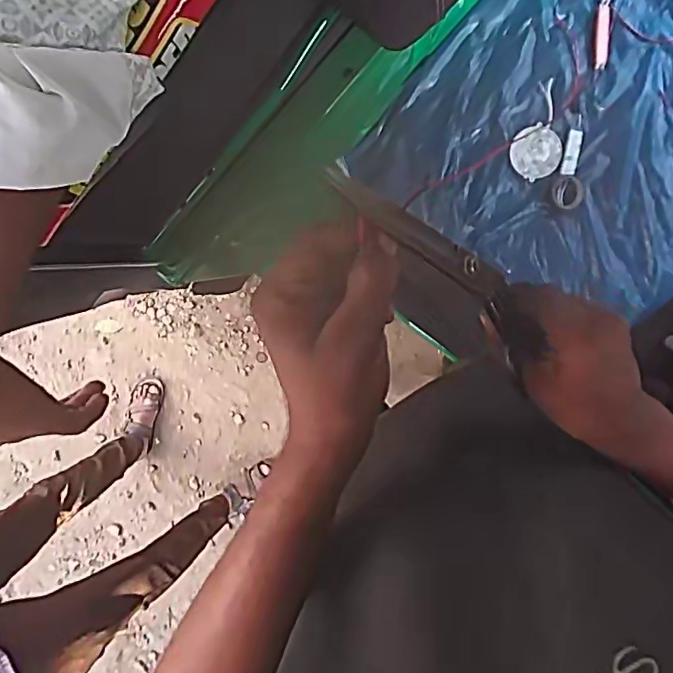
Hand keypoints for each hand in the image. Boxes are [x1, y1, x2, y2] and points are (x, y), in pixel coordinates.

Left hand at [252, 221, 399, 457]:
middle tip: (393, 268)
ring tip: (386, 296)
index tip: (389, 236)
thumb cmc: (337, 392)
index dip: (352, 234)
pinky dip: (364, 291)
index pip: (314, 241)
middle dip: (362, 256)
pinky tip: (379, 310)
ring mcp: (299, 306)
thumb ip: (369, 283)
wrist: (333, 437)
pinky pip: (343, 287)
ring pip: (339, 268)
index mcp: (279, 294)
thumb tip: (383, 240)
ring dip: (366, 275)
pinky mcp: (317, 318)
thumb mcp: (356, 335)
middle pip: (326, 252)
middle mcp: (283, 293)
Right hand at [509, 286, 663, 459]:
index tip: (499, 306)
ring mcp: (606, 315)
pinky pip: (585, 309)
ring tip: (540, 327)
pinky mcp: (616, 322)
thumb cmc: (575, 406)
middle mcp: (590, 313)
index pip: (535, 294)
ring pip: (569, 299)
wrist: (625, 419)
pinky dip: (570, 315)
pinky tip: (564, 334)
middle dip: (532, 302)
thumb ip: (512, 348)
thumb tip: (488, 323)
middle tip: (517, 318)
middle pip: (552, 294)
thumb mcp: (536, 381)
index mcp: (569, 327)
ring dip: (552, 308)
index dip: (513, 296)